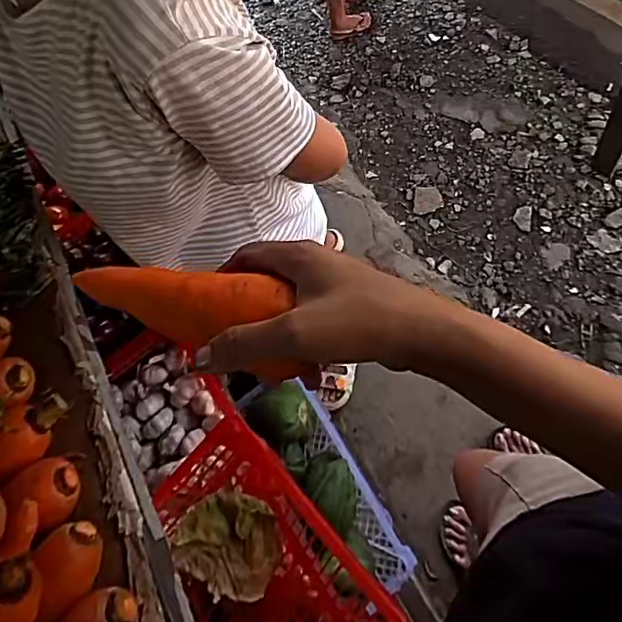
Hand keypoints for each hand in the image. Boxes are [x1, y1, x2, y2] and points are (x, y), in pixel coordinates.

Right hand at [199, 241, 457, 374]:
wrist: (422, 331)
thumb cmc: (357, 321)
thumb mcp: (295, 334)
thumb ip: (245, 343)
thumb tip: (199, 356)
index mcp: (299, 255)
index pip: (246, 254)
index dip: (220, 278)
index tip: (204, 309)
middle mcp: (316, 260)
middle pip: (266, 280)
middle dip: (247, 311)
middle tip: (234, 342)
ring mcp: (336, 281)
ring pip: (290, 303)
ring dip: (275, 331)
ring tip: (270, 362)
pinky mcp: (351, 302)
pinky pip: (312, 317)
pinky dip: (301, 338)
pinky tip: (307, 367)